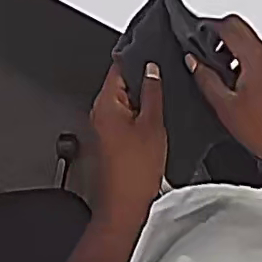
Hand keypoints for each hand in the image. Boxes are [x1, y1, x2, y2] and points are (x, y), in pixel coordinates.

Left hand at [89, 60, 164, 221]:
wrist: (125, 208)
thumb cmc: (135, 172)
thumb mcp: (152, 125)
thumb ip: (152, 92)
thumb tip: (151, 69)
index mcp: (106, 101)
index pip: (118, 66)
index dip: (136, 57)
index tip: (151, 53)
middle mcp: (100, 110)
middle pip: (121, 82)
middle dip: (140, 80)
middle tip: (162, 81)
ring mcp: (103, 125)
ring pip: (124, 99)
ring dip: (140, 99)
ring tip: (159, 104)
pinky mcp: (109, 138)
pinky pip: (124, 115)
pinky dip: (137, 114)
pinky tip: (152, 123)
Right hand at [187, 14, 261, 170]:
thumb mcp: (225, 106)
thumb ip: (206, 78)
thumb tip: (193, 61)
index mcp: (254, 56)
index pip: (228, 25)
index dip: (207, 27)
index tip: (193, 36)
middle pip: (238, 26)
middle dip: (217, 32)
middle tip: (202, 48)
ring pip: (246, 38)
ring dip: (228, 45)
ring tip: (214, 66)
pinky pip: (253, 52)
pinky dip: (238, 56)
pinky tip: (229, 78)